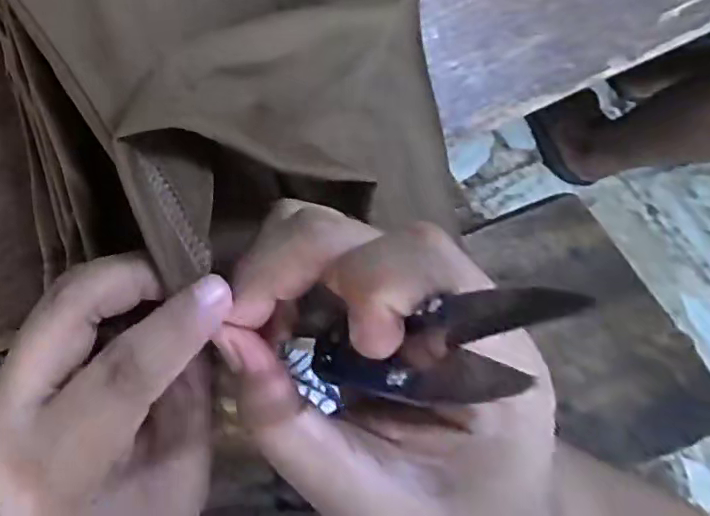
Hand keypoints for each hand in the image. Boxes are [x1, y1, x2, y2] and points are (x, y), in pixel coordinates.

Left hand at [0, 254, 231, 515]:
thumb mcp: (178, 476)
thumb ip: (190, 391)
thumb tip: (204, 305)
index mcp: (56, 461)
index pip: (121, 371)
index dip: (174, 322)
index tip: (216, 288)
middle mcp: (11, 411)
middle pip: (71, 307)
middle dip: (133, 276)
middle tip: (182, 274)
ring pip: (60, 295)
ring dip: (116, 279)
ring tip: (164, 284)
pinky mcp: (5, 367)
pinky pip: (57, 308)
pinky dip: (101, 294)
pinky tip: (136, 300)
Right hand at [212, 202, 557, 515]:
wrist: (478, 504)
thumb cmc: (442, 507)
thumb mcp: (369, 497)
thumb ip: (294, 431)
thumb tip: (225, 338)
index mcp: (483, 339)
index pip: (423, 255)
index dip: (374, 283)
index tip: (357, 351)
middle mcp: (438, 283)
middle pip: (344, 227)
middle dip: (281, 269)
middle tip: (250, 332)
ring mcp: (395, 268)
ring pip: (314, 223)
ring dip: (272, 268)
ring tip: (266, 330)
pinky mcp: (365, 269)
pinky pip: (304, 243)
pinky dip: (273, 273)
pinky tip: (277, 323)